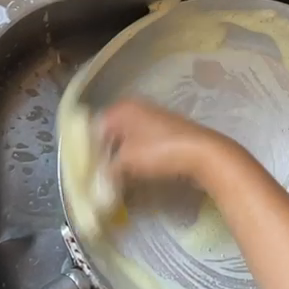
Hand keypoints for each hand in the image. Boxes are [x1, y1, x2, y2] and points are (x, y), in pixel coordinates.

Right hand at [97, 100, 246, 186]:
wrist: (204, 154)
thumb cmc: (160, 151)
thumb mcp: (126, 162)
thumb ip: (107, 170)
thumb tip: (97, 181)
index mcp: (122, 108)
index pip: (93, 127)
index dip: (87, 149)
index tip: (85, 169)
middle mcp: (136, 107)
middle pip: (110, 133)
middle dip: (104, 154)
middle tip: (98, 175)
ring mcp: (153, 118)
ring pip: (127, 139)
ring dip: (121, 157)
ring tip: (115, 177)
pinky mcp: (167, 131)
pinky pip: (143, 143)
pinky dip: (137, 157)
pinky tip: (135, 172)